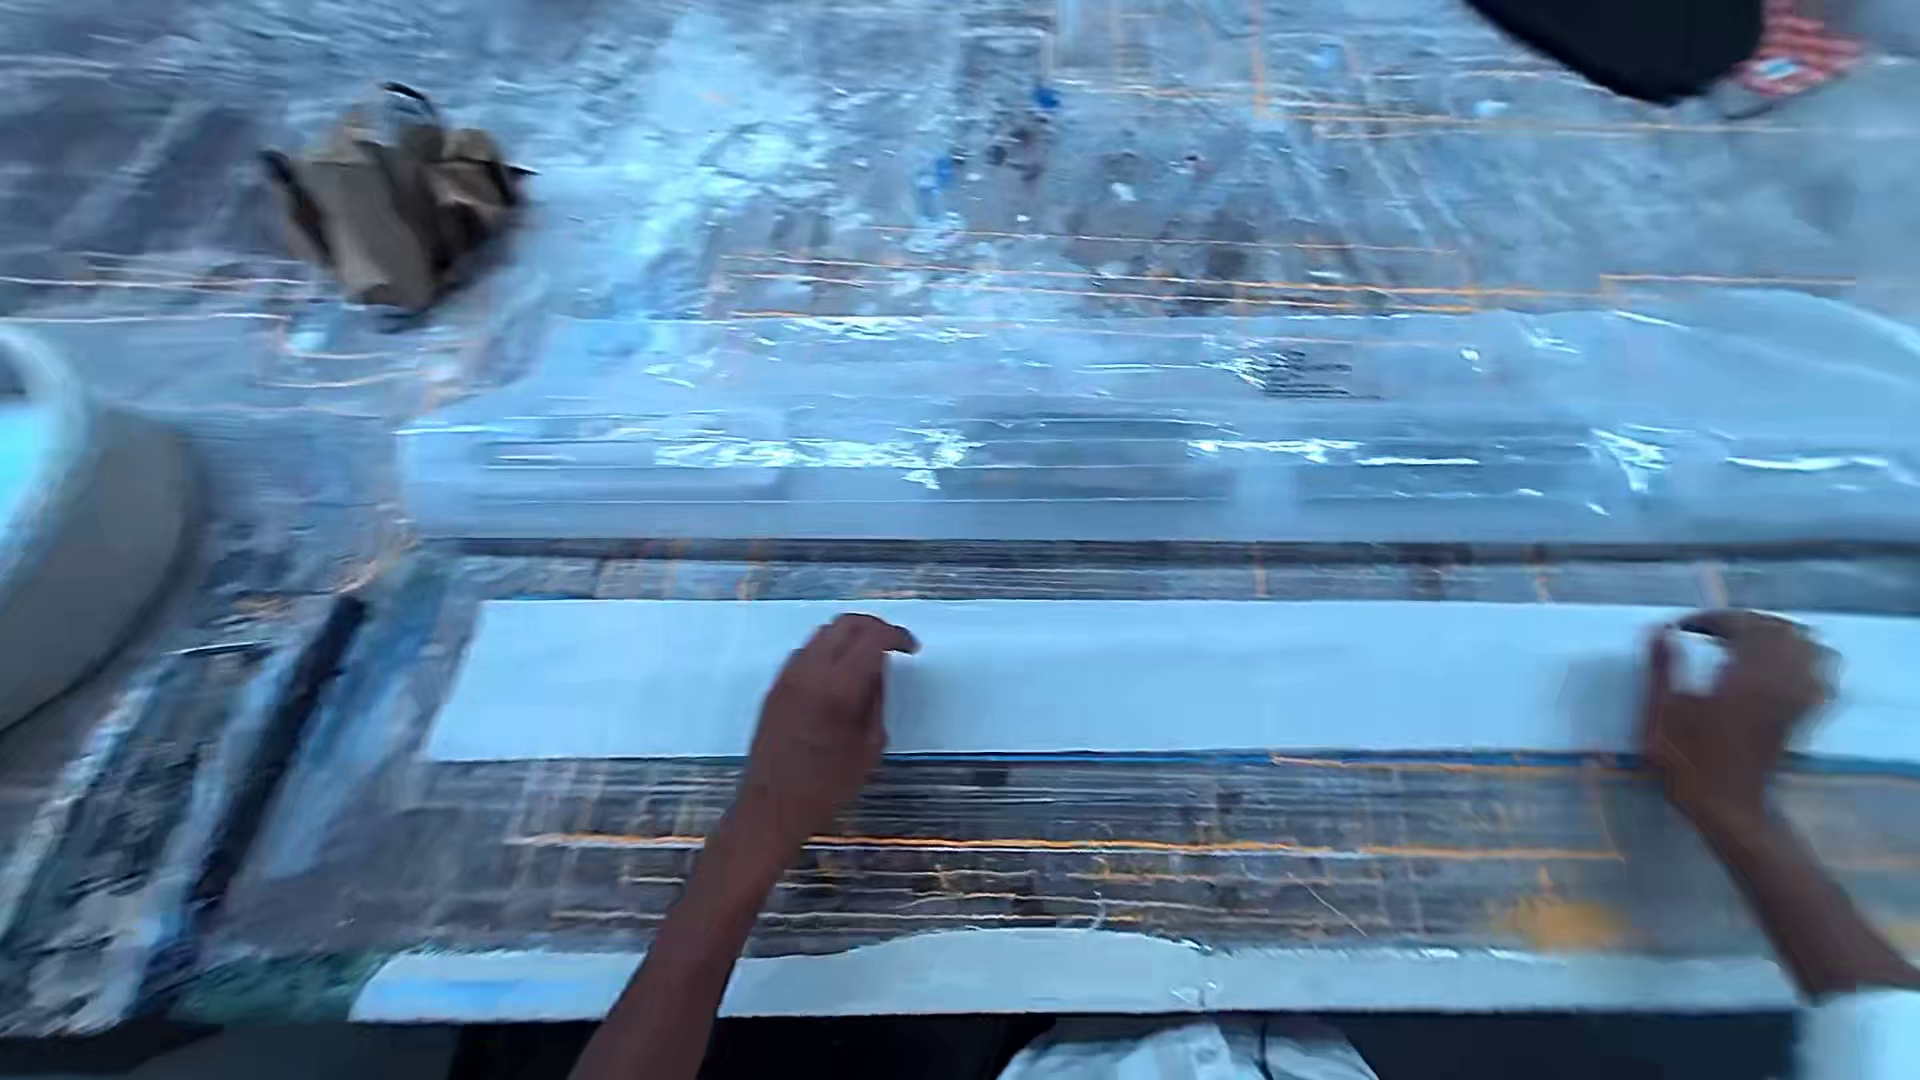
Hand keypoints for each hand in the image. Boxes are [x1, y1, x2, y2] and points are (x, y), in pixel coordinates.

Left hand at [731, 614, 918, 857]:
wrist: (773, 806)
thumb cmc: (828, 784)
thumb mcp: (870, 744)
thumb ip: (876, 697)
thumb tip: (879, 666)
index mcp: (838, 687)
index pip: (872, 637)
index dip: (896, 635)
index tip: (910, 648)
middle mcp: (810, 671)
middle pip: (846, 623)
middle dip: (875, 627)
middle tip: (893, 643)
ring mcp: (788, 675)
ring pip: (824, 632)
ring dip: (851, 634)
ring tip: (868, 654)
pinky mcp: (776, 684)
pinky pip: (807, 649)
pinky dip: (829, 647)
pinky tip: (840, 669)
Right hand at [1642, 610, 1832, 827]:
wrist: (1725, 800)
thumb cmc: (1682, 754)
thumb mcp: (1660, 709)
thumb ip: (1663, 666)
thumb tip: (1661, 630)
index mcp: (1748, 680)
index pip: (1749, 628)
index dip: (1713, 618)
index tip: (1678, 627)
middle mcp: (1785, 685)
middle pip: (1783, 632)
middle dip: (1742, 622)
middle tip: (1700, 630)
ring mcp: (1802, 700)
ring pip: (1808, 648)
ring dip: (1771, 636)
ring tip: (1731, 641)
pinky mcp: (1804, 711)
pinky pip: (1816, 670)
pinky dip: (1791, 655)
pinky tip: (1760, 664)